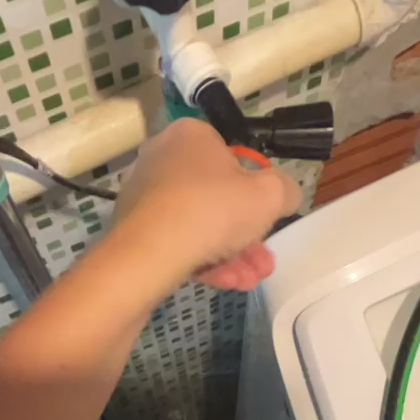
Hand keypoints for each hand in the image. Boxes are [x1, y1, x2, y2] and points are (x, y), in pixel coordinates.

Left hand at [110, 118, 301, 290]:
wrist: (147, 255)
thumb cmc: (212, 210)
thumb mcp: (269, 196)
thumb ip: (285, 190)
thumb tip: (284, 194)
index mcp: (191, 135)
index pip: (230, 155)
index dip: (254, 188)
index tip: (266, 215)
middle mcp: (162, 159)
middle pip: (216, 198)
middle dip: (246, 235)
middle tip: (264, 262)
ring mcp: (144, 197)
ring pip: (199, 226)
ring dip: (231, 255)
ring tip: (250, 280)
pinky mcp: (134, 232)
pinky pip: (177, 243)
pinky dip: (203, 261)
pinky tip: (226, 283)